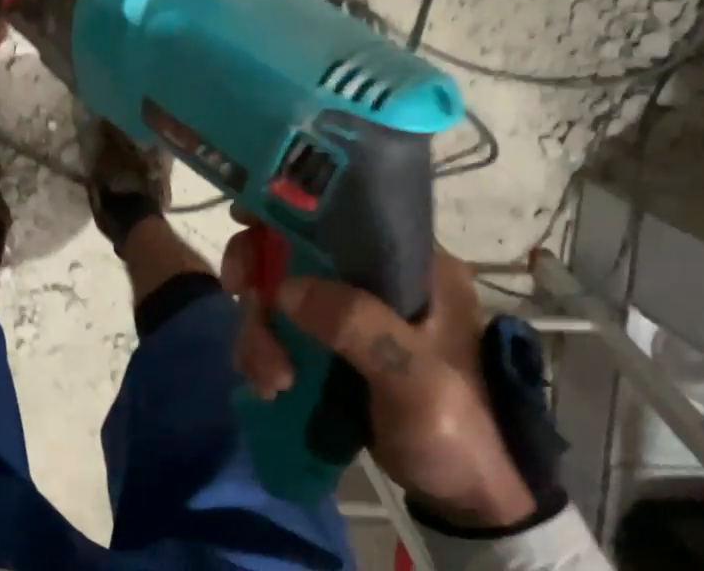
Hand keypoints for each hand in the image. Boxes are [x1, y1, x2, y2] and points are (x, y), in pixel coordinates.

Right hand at [222, 230, 536, 527]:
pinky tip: (268, 383)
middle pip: (294, 247)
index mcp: (415, 267)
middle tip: (243, 302)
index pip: (346, 211)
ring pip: (278, 291)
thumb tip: (285, 287)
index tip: (245, 222)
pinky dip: (262, 348)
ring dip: (259, 329)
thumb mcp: (417, 382)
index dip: (289, 206)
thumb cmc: (454, 432)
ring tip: (269, 377)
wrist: (461, 497)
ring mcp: (351, 309)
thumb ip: (359, 328)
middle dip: (261, 281)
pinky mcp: (329, 340)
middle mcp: (379, 276)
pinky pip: (277, 325)